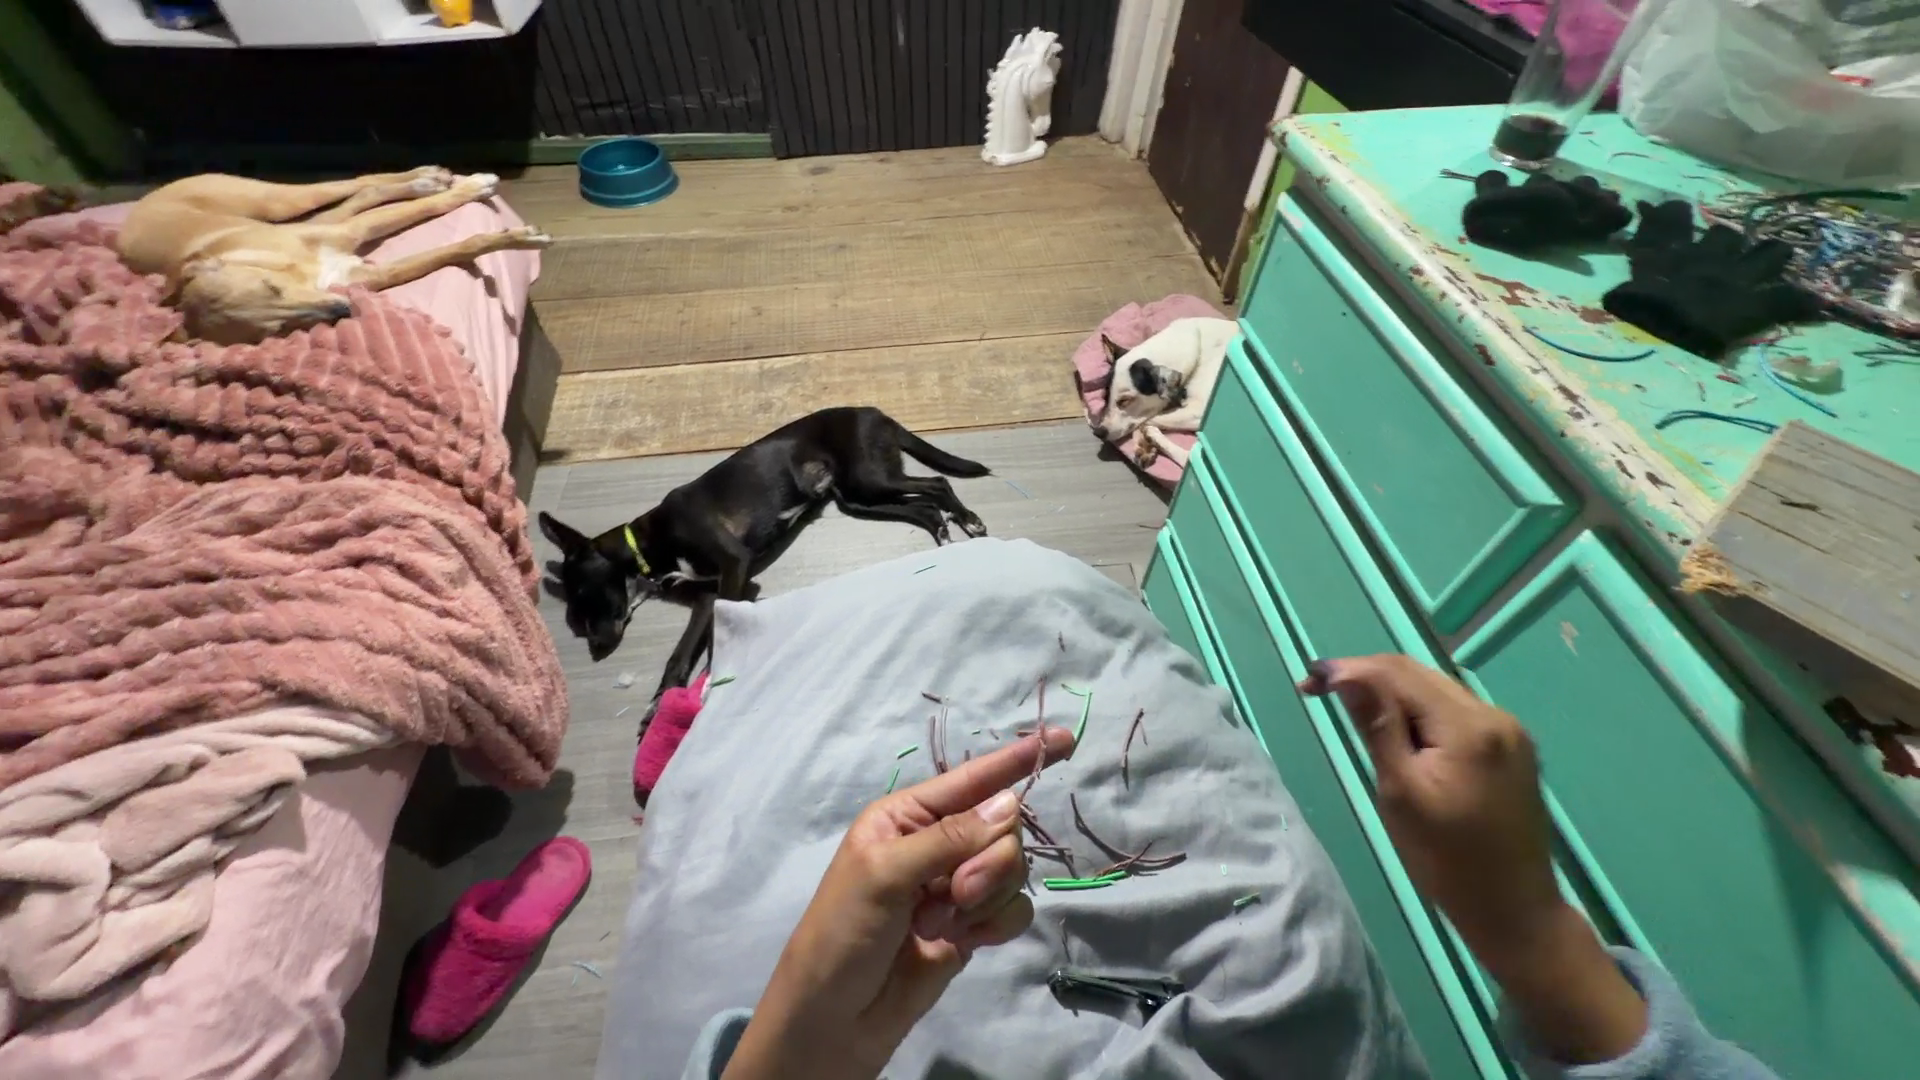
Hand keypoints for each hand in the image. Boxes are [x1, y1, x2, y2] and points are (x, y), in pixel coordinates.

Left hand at [722, 726, 1076, 1079]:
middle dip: (988, 861)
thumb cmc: (843, 932)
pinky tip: (966, 942)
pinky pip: (1013, 908)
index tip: (1065, 739)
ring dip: (986, 896)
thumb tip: (1010, 802)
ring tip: (943, 922)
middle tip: (954, 893)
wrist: (834, 1022)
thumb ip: (950, 838)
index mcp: (909, 814)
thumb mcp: (885, 874)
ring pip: (1012, 867)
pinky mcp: (973, 925)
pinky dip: (996, 923)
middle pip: (1002, 827)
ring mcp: (958, 884)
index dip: (1018, 758)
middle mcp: (938, 841)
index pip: (973, 778)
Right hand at [1298, 654, 1558, 948]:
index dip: (1348, 670)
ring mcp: (1507, 730)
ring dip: (1388, 690)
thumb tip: (1345, 675)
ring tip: (1348, 706)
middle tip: (1318, 690)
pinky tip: (1392, 726)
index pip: (1397, 674)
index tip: (1306, 683)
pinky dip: (1415, 708)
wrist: (1514, 911)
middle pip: (1417, 673)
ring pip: (1433, 688)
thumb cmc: (1446, 859)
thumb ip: (1376, 726)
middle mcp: (1494, 716)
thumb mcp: (1400, 790)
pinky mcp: (1508, 746)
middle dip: (1365, 674)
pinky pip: (1450, 709)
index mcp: (1469, 727)